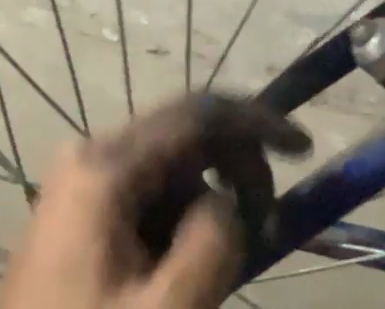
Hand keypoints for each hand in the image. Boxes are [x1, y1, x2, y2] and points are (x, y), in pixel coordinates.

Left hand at [0, 96, 310, 308]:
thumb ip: (212, 246)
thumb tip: (230, 201)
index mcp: (106, 164)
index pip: (199, 114)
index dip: (257, 122)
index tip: (304, 149)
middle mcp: (92, 153)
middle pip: (186, 136)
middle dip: (235, 171)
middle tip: (267, 228)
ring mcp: (81, 178)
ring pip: (170, 168)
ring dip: (207, 204)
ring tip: (219, 268)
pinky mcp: (80, 208)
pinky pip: (147, 194)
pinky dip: (179, 220)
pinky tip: (184, 269)